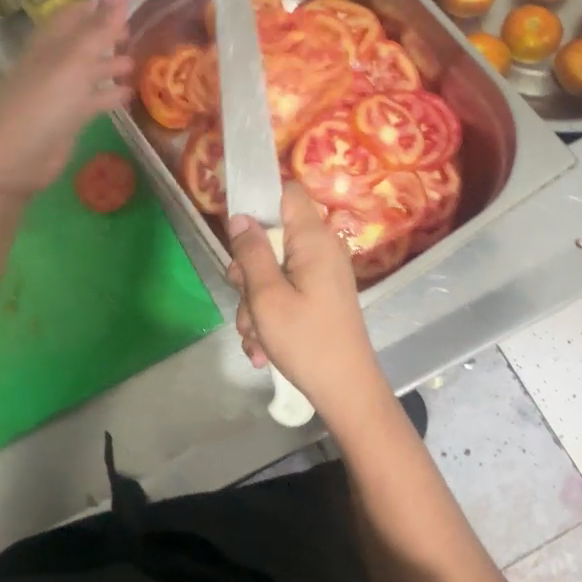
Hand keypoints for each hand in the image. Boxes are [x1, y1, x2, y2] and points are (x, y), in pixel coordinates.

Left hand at [0, 0, 134, 192]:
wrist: (17, 158)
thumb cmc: (45, 103)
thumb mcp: (76, 59)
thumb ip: (101, 24)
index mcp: (51, 42)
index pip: (76, 13)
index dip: (99, 7)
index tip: (128, 5)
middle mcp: (54, 62)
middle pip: (84, 41)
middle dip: (109, 36)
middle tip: (138, 35)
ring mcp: (59, 91)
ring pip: (89, 71)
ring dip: (112, 66)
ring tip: (140, 64)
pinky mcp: (67, 118)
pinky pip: (92, 99)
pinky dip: (110, 95)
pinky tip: (130, 95)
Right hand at [226, 184, 387, 417]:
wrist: (345, 390)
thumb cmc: (306, 341)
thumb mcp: (267, 297)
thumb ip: (251, 253)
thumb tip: (240, 216)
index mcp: (314, 239)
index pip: (287, 192)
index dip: (259, 201)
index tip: (237, 232)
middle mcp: (321, 250)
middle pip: (271, 238)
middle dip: (248, 271)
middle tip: (245, 298)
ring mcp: (322, 275)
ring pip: (272, 272)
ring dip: (255, 304)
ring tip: (257, 336)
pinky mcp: (320, 297)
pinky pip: (284, 294)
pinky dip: (270, 318)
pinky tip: (264, 348)